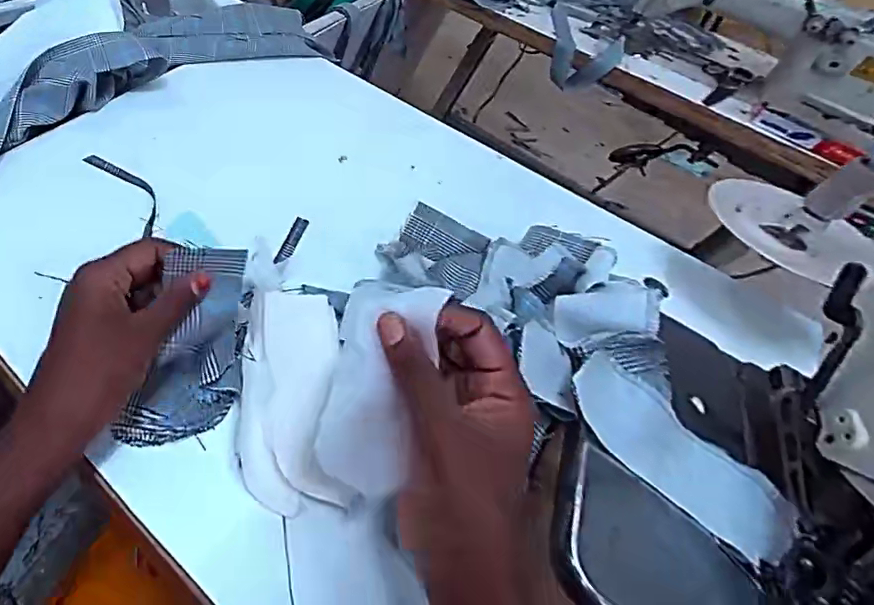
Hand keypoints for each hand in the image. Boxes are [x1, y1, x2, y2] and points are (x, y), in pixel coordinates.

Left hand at [16, 238, 208, 457]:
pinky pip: (125, 312)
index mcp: (99, 274)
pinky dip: (147, 320)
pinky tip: (170, 336)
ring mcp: (89, 307)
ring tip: (196, 319)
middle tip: (210, 300)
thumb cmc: (99, 374)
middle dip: (174, 282)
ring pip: (134, 292)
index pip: (148, 250)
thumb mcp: (144, 335)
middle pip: (141, 268)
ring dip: (162, 304)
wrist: (55, 425)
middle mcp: (91, 283)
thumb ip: (176, 302)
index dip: (181, 259)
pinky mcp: (91, 329)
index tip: (211, 279)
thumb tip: (203, 275)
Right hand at [380, 303, 536, 604]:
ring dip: (401, 348)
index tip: (407, 310)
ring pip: (429, 362)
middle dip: (419, 329)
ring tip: (371, 336)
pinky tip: (370, 363)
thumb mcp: (442, 430)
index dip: (446, 317)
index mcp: (503, 395)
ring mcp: (453, 411)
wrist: (458, 563)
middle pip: (452, 343)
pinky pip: (410, 384)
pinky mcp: (426, 425)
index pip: (479, 333)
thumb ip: (415, 374)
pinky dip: (391, 370)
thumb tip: (392, 322)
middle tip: (383, 319)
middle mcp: (481, 397)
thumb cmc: (467, 504)